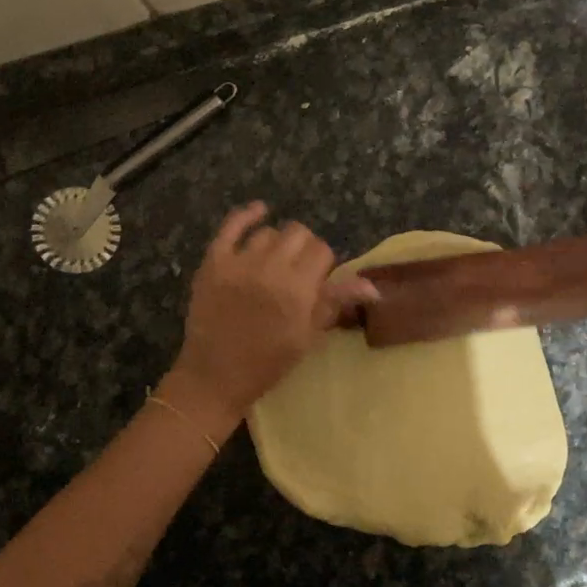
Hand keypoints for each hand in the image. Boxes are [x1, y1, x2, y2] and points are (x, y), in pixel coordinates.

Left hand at [160, 202, 377, 433]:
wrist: (214, 376)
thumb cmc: (267, 363)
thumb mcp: (308, 336)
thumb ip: (335, 302)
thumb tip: (372, 287)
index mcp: (298, 288)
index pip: (322, 251)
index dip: (323, 263)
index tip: (317, 279)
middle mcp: (270, 267)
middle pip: (298, 234)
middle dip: (304, 248)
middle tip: (298, 269)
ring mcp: (239, 262)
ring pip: (268, 232)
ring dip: (277, 243)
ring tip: (273, 262)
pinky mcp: (213, 261)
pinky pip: (231, 226)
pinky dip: (247, 215)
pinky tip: (260, 211)